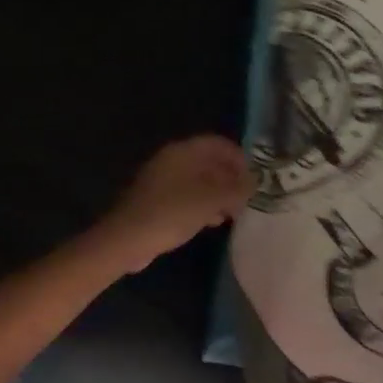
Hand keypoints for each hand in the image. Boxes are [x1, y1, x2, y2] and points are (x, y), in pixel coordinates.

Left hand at [94, 135, 253, 273]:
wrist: (127, 238)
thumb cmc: (171, 213)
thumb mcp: (209, 200)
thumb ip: (234, 189)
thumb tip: (253, 181)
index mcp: (182, 152)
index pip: (216, 143)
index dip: (238, 157)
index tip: (254, 178)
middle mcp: (172, 160)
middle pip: (208, 161)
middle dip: (230, 178)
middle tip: (247, 198)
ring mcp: (163, 180)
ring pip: (198, 180)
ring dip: (218, 193)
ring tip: (234, 212)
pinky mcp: (158, 201)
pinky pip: (187, 196)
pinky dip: (203, 204)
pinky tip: (212, 221)